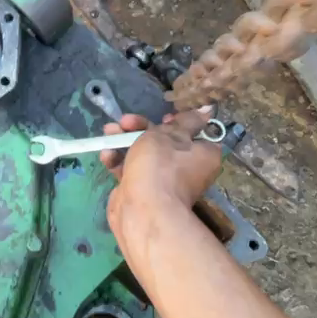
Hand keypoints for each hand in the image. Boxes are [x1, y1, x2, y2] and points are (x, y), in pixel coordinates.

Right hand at [101, 108, 220, 269]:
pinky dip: (118, 160)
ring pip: (142, 152)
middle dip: (139, 128)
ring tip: (108, 132)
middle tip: (125, 121)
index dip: (176, 122)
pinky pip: (130, 168)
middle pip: (163, 140)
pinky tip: (107, 155)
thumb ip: (186, 120)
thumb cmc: (160, 166)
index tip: (161, 117)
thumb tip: (209, 108)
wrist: (142, 209)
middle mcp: (186, 168)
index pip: (193, 132)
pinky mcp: (141, 188)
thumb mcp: (171, 134)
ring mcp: (162, 180)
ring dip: (123, 140)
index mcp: (202, 155)